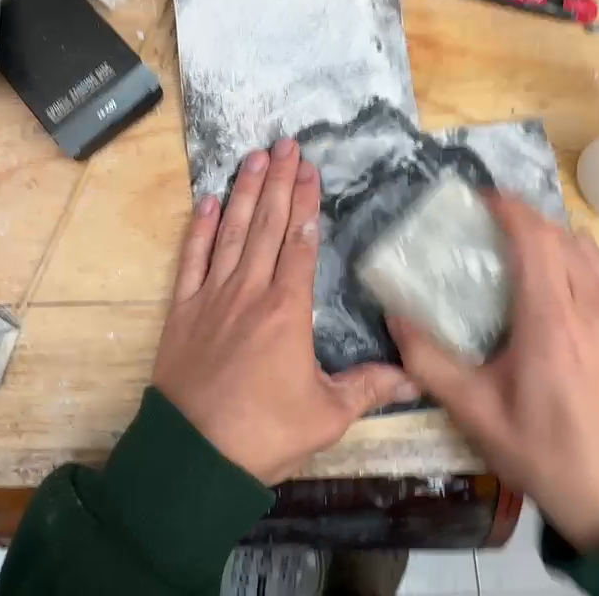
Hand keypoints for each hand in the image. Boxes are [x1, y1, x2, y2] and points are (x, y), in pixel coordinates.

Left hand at [152, 138, 417, 483]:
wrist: (193, 454)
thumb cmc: (264, 433)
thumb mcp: (326, 415)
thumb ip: (368, 388)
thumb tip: (414, 378)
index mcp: (287, 309)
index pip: (300, 242)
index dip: (306, 203)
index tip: (310, 169)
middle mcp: (250, 290)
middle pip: (268, 225)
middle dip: (279, 181)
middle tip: (285, 144)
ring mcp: (213, 295)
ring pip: (232, 232)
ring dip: (244, 192)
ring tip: (253, 157)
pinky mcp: (184, 309)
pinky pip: (192, 259)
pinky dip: (199, 228)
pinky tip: (208, 202)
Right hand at [387, 194, 598, 552]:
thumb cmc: (541, 453)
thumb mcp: (474, 412)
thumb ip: (428, 361)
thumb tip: (393, 315)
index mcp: (552, 325)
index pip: (536, 240)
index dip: (508, 209)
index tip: (480, 198)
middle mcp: (593, 309)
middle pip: (561, 235)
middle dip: (524, 218)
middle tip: (488, 223)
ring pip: (586, 248)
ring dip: (550, 235)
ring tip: (516, 247)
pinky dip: (572, 257)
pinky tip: (549, 282)